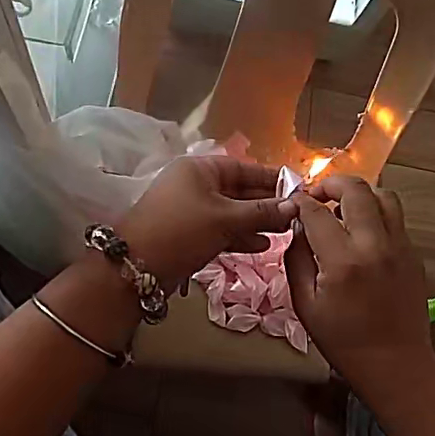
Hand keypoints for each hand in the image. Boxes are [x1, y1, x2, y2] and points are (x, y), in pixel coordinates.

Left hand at [117, 156, 297, 290]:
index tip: (298, 189)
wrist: (136, 268)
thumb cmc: (181, 230)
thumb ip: (262, 213)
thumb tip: (295, 206)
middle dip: (266, 204)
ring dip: (256, 222)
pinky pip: (220, 229)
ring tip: (284, 232)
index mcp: (199, 169)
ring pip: (231, 212)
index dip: (271, 178)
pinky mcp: (188, 234)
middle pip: (238, 190)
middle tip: (296, 216)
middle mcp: (194, 185)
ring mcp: (190, 210)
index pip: (243, 167)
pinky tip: (261, 246)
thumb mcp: (225, 219)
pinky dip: (239, 235)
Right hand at [284, 175, 434, 405]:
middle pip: (355, 189)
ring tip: (342, 207)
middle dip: (330, 184)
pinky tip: (360, 231)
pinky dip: (375, 212)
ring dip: (358, 194)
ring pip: (383, 195)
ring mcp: (400, 247)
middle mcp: (375, 246)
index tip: (293, 205)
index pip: (317, 211)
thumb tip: (298, 227)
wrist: (396, 366)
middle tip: (317, 196)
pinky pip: (394, 217)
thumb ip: (296, 257)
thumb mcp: (304, 303)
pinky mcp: (413, 253)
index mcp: (343, 261)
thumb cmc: (344, 341)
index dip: (300, 202)